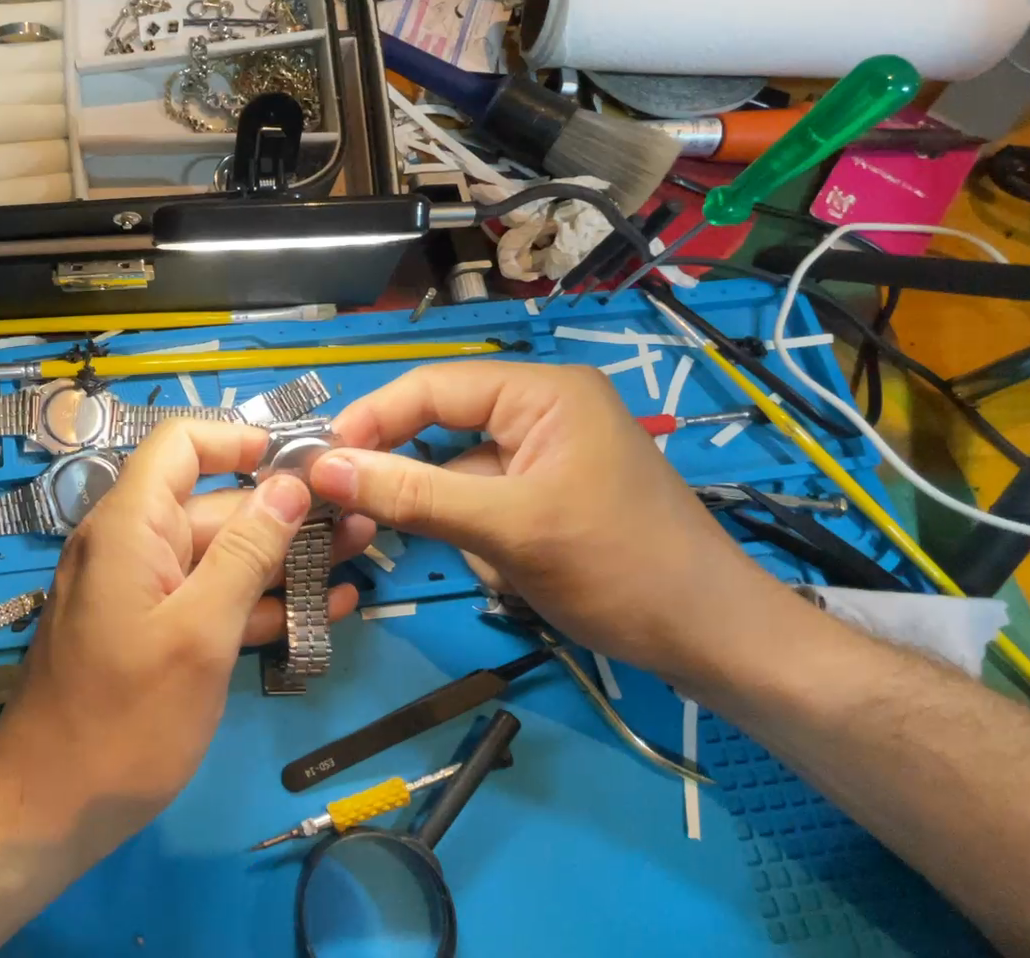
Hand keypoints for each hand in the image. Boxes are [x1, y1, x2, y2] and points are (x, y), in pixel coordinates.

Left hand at [0, 420, 371, 854]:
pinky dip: (258, 602)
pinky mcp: (153, 632)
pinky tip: (322, 610)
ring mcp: (142, 591)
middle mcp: (132, 545)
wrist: (49, 810)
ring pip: (219, 556)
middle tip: (360, 525)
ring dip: (284, 559)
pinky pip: (209, 600)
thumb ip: (246, 552)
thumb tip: (289, 485)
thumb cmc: (125, 720)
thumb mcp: (200, 631)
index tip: (301, 462)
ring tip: (358, 558)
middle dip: (286, 513)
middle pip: (213, 505)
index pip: (180, 445)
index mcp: (130, 525)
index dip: (240, 441)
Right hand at [306, 362, 787, 677]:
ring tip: (489, 558)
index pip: (430, 387)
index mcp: (542, 392)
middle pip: (439, 427)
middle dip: (414, 479)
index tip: (317, 463)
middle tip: (357, 510)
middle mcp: (540, 410)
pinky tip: (512, 571)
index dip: (369, 420)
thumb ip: (411, 493)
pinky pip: (479, 502)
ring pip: (454, 472)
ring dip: (454, 519)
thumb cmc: (619, 569)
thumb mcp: (506, 529)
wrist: (712, 642)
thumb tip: (323, 468)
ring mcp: (543, 454)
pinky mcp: (544, 494)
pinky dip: (478, 538)